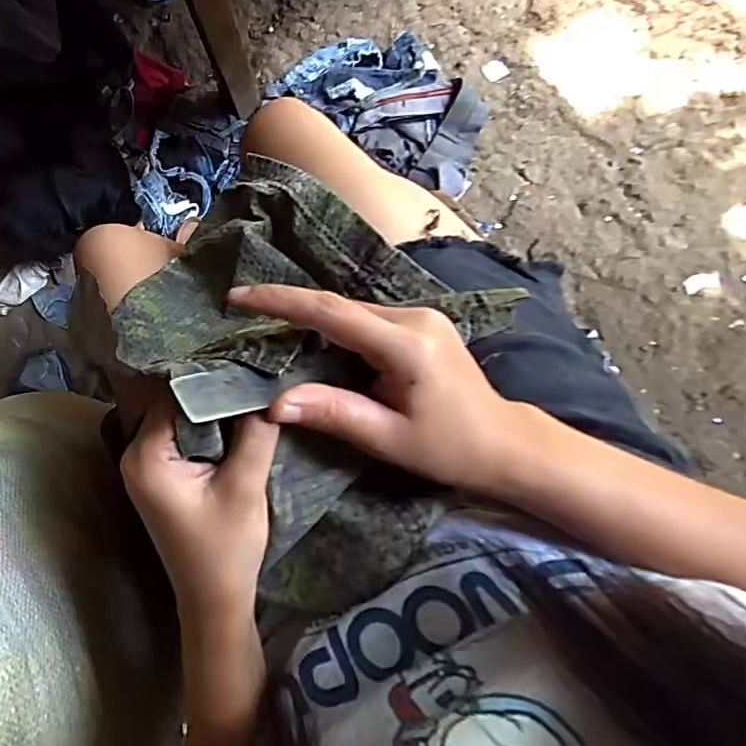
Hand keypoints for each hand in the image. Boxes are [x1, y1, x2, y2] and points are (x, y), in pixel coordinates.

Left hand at [120, 398, 282, 624]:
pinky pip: (180, 437)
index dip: (211, 381)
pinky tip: (234, 422)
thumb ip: (255, 434)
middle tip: (252, 376)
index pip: (175, 397)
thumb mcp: (245, 487)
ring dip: (210, 411)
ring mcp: (143, 466)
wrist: (214, 599)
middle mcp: (134, 456)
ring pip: (178, 419)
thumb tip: (266, 387)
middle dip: (212, 393)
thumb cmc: (226, 549)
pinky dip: (205, 428)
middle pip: (173, 405)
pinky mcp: (158, 475)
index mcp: (145, 457)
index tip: (247, 367)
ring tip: (248, 394)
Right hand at [228, 283, 564, 497]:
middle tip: (240, 310)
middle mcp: (414, 318)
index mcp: (407, 345)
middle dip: (287, 306)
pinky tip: (307, 335)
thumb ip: (334, 413)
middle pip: (338, 305)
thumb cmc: (451, 449)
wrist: (506, 444)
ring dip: (308, 315)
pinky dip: (331, 324)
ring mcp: (421, 317)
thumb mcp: (388, 438)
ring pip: (350, 309)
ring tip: (264, 323)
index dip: (281, 301)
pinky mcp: (420, 325)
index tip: (238, 296)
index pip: (331, 312)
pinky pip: (364, 318)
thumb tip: (275, 404)